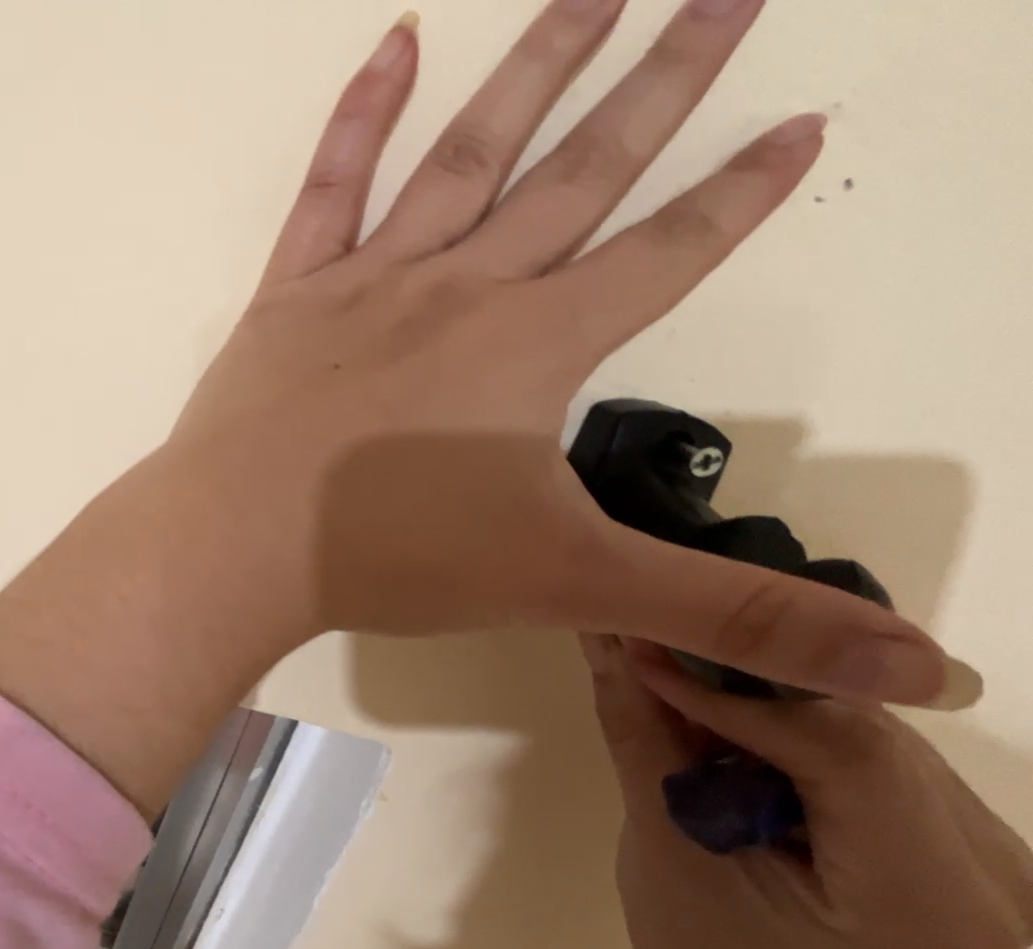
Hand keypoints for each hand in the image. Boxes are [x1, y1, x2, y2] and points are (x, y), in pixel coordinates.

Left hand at [0, 0, 971, 820]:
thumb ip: (737, 616)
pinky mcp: (290, 293)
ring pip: (468, 152)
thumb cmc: (390, 559)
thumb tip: (923, 674)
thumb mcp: (572, 586)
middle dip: (666, 81)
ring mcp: (369, 280)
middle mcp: (462, 288)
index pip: (668, 254)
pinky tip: (398, 41)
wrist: (237, 546)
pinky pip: (330, 185)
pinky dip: (363, 112)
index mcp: (536, 346)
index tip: (803, 125)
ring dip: (537, 63)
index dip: (741, 197)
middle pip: (584, 170)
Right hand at [585, 636, 1032, 948]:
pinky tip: (729, 728)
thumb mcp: (660, 844)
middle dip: (748, 689)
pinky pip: (867, 739)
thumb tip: (606, 631)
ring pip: (865, 723)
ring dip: (765, 700)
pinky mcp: (961, 825)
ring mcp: (992, 847)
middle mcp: (998, 873)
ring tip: (682, 696)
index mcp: (931, 905)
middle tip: (652, 663)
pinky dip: (787, 721)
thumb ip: (642, 734)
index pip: (849, 753)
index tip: (645, 656)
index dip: (741, 693)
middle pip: (865, 731)